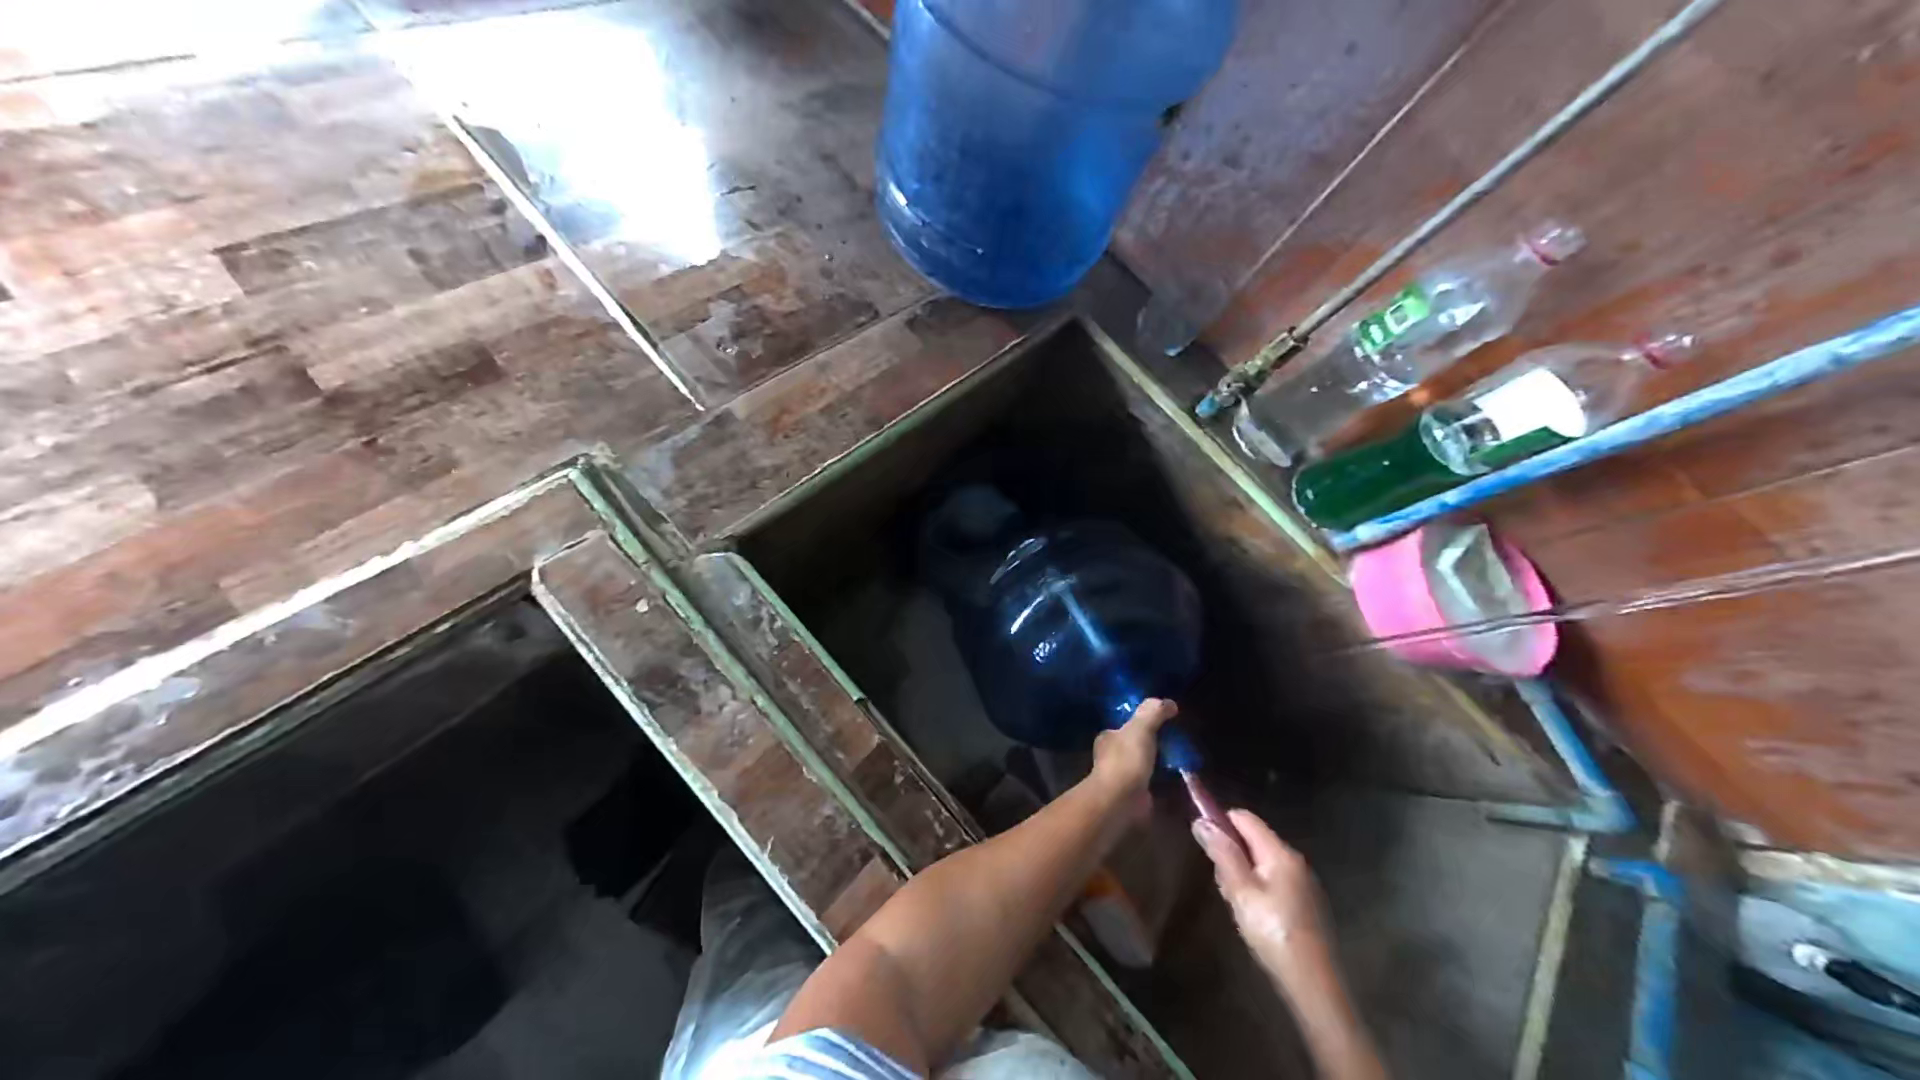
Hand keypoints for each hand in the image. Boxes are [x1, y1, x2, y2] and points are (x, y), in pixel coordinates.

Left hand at [1090, 698, 1176, 803]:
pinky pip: (1150, 783)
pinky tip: (1177, 779)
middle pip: (1133, 746)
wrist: (1121, 799)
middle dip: (1150, 745)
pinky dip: (1161, 781)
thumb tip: (1169, 702)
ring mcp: (1121, 777)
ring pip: (1142, 765)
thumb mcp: (1141, 728)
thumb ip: (1153, 713)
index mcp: (1107, 738)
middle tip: (1174, 741)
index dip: (1139, 723)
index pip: (1123, 726)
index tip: (1160, 722)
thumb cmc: (1127, 759)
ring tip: (1180, 759)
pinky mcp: (1133, 795)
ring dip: (1157, 764)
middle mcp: (1110, 757)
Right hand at [1192, 808, 1335, 997]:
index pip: (1245, 818)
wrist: (1315, 985)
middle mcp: (1295, 861)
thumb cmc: (1273, 933)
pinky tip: (1255, 918)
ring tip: (1238, 906)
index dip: (1220, 822)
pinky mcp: (1306, 904)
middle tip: (1224, 887)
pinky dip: (1258, 890)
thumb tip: (1202, 820)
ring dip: (1243, 876)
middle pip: (1253, 840)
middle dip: (1231, 855)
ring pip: (1261, 863)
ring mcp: (1304, 883)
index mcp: (1280, 853)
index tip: (1204, 843)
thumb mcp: (1240, 892)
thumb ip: (1222, 854)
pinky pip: (1274, 882)